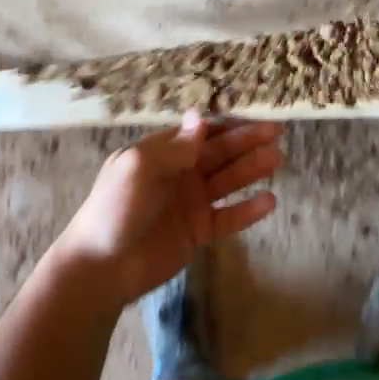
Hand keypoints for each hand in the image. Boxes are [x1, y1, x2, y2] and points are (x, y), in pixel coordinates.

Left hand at [51, 110, 283, 305]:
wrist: (101, 267)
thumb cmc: (114, 209)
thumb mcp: (138, 168)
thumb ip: (174, 146)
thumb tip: (200, 115)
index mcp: (161, 153)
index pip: (200, 131)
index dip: (226, 122)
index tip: (253, 112)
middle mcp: (180, 173)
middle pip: (219, 152)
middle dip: (246, 141)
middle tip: (276, 130)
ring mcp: (190, 203)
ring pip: (228, 180)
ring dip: (252, 168)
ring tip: (277, 159)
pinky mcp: (198, 233)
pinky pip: (228, 217)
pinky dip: (248, 210)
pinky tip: (269, 201)